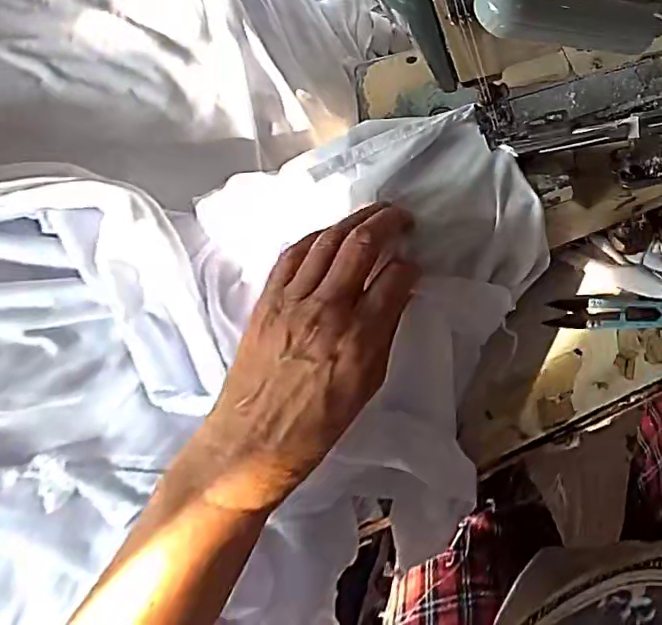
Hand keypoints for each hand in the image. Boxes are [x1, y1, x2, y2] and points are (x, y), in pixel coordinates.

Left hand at [182, 203, 418, 512]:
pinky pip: (294, 254)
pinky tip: (332, 233)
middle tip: (403, 217)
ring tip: (374, 213)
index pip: (394, 277)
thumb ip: (387, 331)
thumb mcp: (368, 383)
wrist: (247, 447)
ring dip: (356, 219)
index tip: (414, 263)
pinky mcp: (266, 301)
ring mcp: (292, 302)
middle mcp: (326, 310)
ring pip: (328, 240)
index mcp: (358, 337)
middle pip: (361, 244)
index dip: (410, 264)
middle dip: (388, 221)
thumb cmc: (317, 425)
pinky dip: (318, 236)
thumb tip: (401, 292)